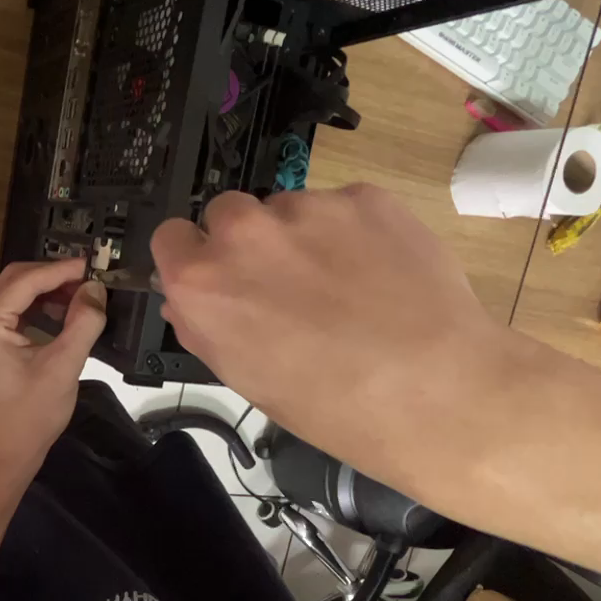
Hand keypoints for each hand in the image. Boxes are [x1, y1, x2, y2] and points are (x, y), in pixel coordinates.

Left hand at [0, 259, 105, 483]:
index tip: (91, 266)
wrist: (2, 458)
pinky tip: (58, 319)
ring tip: (78, 300)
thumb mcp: (63, 367)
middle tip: (87, 282)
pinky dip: (33, 311)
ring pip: (10, 298)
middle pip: (13, 282)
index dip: (60, 270)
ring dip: (43, 293)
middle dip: (51, 277)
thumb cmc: (29, 417)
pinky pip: (7, 317)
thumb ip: (82, 323)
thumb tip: (95, 290)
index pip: (24, 280)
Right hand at [150, 186, 517, 478]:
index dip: (190, 256)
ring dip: (299, 236)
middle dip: (244, 241)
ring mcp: (306, 210)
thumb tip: (187, 303)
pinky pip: (339, 206)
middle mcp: (244, 234)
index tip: (209, 271)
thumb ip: (203, 328)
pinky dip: (349, 232)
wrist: (431, 388)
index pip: (169, 237)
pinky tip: (372, 274)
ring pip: (286, 209)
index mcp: (202, 282)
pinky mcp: (363, 198)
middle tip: (279, 283)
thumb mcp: (242, 377)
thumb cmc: (329, 402)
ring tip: (338, 286)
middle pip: (225, 214)